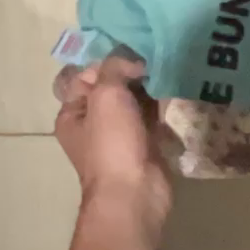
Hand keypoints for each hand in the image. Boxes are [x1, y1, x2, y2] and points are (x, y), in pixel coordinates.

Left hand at [54, 56, 171, 234]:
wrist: (135, 193)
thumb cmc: (112, 143)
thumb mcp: (106, 95)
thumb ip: (116, 68)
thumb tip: (134, 61)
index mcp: (72, 114)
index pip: (85, 76)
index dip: (106, 62)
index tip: (131, 55)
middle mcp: (93, 123)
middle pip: (112, 87)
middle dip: (132, 72)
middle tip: (156, 57)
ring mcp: (120, 134)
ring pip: (134, 100)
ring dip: (149, 86)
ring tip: (169, 67)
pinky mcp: (144, 143)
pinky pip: (152, 115)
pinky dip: (162, 103)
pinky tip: (176, 87)